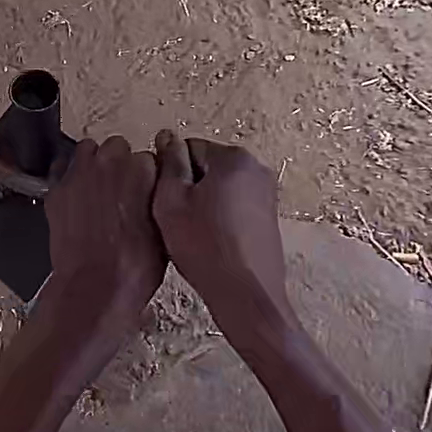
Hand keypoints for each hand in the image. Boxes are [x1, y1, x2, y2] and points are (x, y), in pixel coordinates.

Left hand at [41, 136, 166, 338]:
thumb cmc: (135, 265)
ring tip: (97, 186)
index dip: (146, 176)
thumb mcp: (164, 229)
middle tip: (120, 189)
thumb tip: (153, 193)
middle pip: (117, 147)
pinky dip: (69, 175)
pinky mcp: (57, 186)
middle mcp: (111, 163)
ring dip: (94, 162)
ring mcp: (80, 172)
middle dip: (120, 163)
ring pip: (88, 150)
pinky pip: (62, 167)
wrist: (96, 284)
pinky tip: (76, 193)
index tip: (143, 190)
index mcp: (143, 170)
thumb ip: (158, 198)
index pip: (148, 158)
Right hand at [151, 132, 291, 325]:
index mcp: (234, 158)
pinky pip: (230, 205)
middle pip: (204, 166)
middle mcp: (256, 169)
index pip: (186, 147)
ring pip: (216, 187)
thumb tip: (166, 136)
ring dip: (199, 203)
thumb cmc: (203, 245)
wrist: (244, 294)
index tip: (164, 199)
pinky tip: (207, 241)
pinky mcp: (267, 218)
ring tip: (189, 231)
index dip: (169, 172)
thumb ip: (168, 162)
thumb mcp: (170, 198)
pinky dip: (216, 217)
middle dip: (186, 186)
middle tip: (174, 216)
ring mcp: (266, 194)